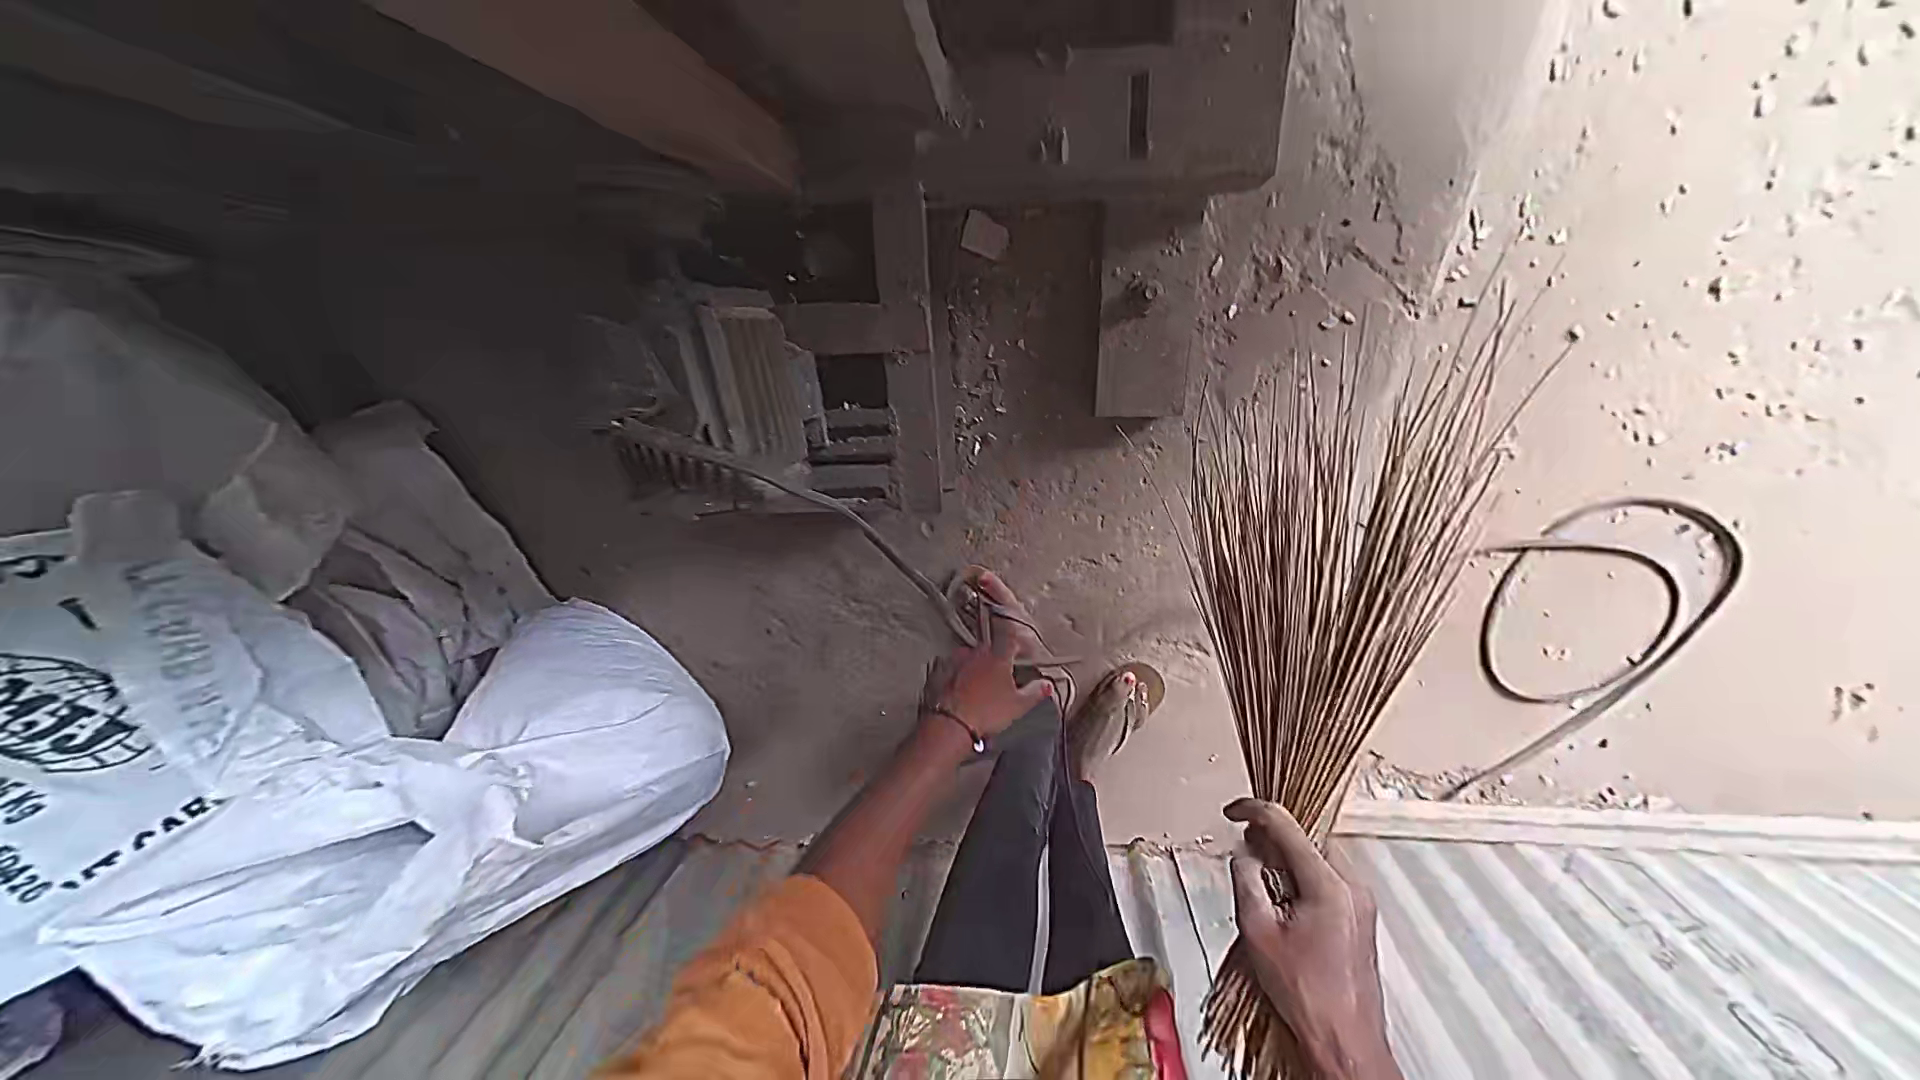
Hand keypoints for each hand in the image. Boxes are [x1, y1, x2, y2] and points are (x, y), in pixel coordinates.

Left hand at [917, 599, 1051, 749]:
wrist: (951, 723)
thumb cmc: (987, 713)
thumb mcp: (1018, 705)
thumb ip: (1035, 692)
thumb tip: (1047, 684)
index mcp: (998, 657)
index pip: (1011, 640)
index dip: (1018, 644)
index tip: (1022, 651)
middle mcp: (976, 653)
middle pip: (989, 648)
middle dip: (996, 657)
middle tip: (1002, 672)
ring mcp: (956, 660)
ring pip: (970, 657)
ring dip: (976, 664)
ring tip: (980, 682)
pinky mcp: (939, 671)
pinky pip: (951, 667)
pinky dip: (957, 673)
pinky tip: (959, 686)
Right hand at [1225, 799, 1401, 1079]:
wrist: (1345, 1043)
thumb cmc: (1307, 996)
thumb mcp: (1257, 930)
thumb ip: (1245, 880)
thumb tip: (1244, 857)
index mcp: (1329, 886)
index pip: (1286, 824)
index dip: (1252, 810)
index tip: (1233, 810)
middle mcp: (1352, 888)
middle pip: (1304, 836)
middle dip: (1270, 835)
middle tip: (1244, 845)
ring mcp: (1360, 902)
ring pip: (1315, 854)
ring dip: (1284, 856)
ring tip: (1259, 874)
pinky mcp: (1359, 916)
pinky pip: (1325, 875)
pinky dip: (1299, 873)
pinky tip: (1280, 894)